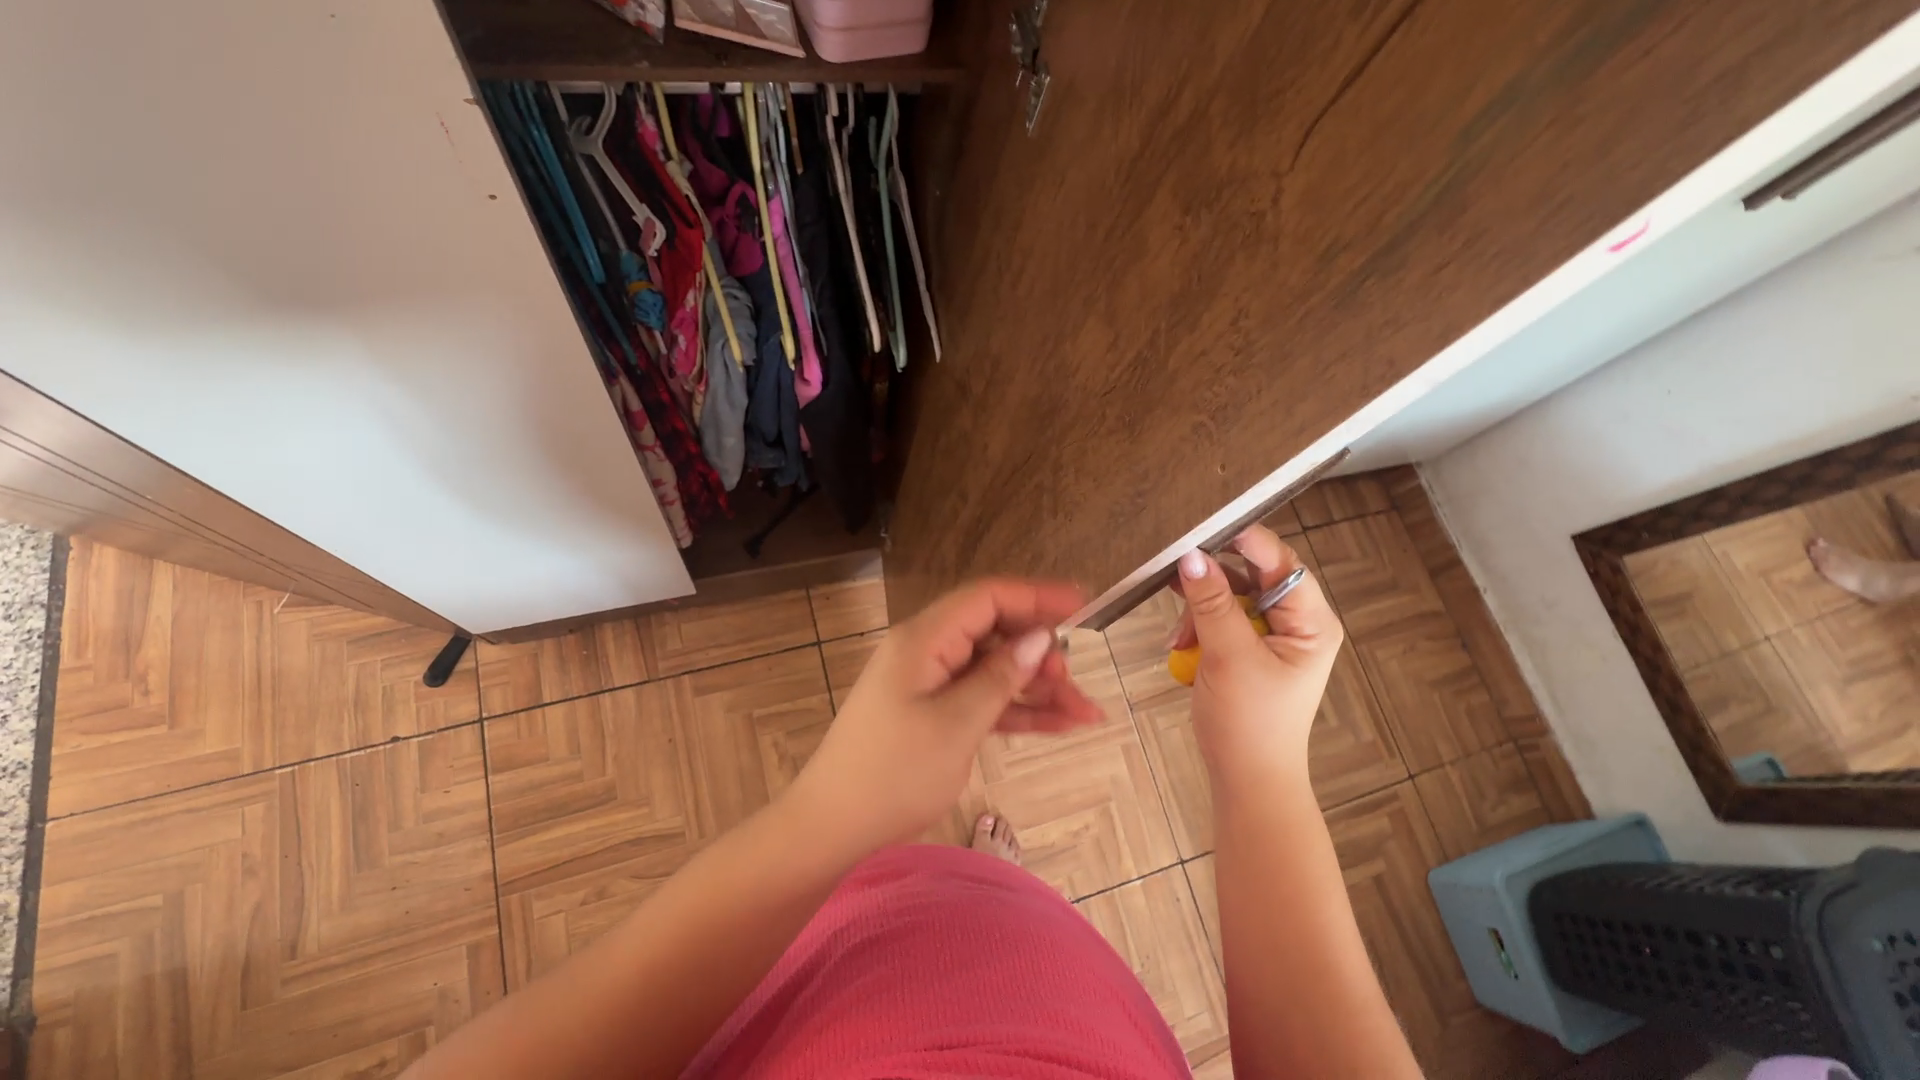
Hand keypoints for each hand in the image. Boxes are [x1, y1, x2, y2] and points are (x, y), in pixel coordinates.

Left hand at [784, 578, 1104, 855]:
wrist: (835, 829)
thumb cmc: (893, 773)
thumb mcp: (956, 724)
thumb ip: (999, 677)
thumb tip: (1040, 638)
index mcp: (924, 640)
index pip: (988, 598)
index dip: (1037, 597)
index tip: (1084, 606)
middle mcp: (928, 653)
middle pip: (995, 634)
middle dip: (1042, 654)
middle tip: (1076, 684)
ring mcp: (930, 686)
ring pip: (995, 671)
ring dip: (1039, 690)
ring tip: (1087, 715)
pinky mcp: (934, 716)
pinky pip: (984, 701)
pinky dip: (1018, 712)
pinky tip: (1060, 726)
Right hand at [1169, 526, 1343, 781]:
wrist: (1246, 781)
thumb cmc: (1250, 725)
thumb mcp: (1228, 657)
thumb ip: (1210, 603)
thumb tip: (1190, 555)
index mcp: (1311, 622)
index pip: (1281, 562)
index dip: (1245, 541)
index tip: (1205, 527)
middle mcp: (1296, 623)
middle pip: (1252, 576)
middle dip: (1212, 582)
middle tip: (1176, 577)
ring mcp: (1271, 637)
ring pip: (1230, 596)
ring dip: (1200, 609)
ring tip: (1179, 635)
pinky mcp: (1247, 651)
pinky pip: (1220, 620)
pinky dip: (1198, 627)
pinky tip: (1182, 645)